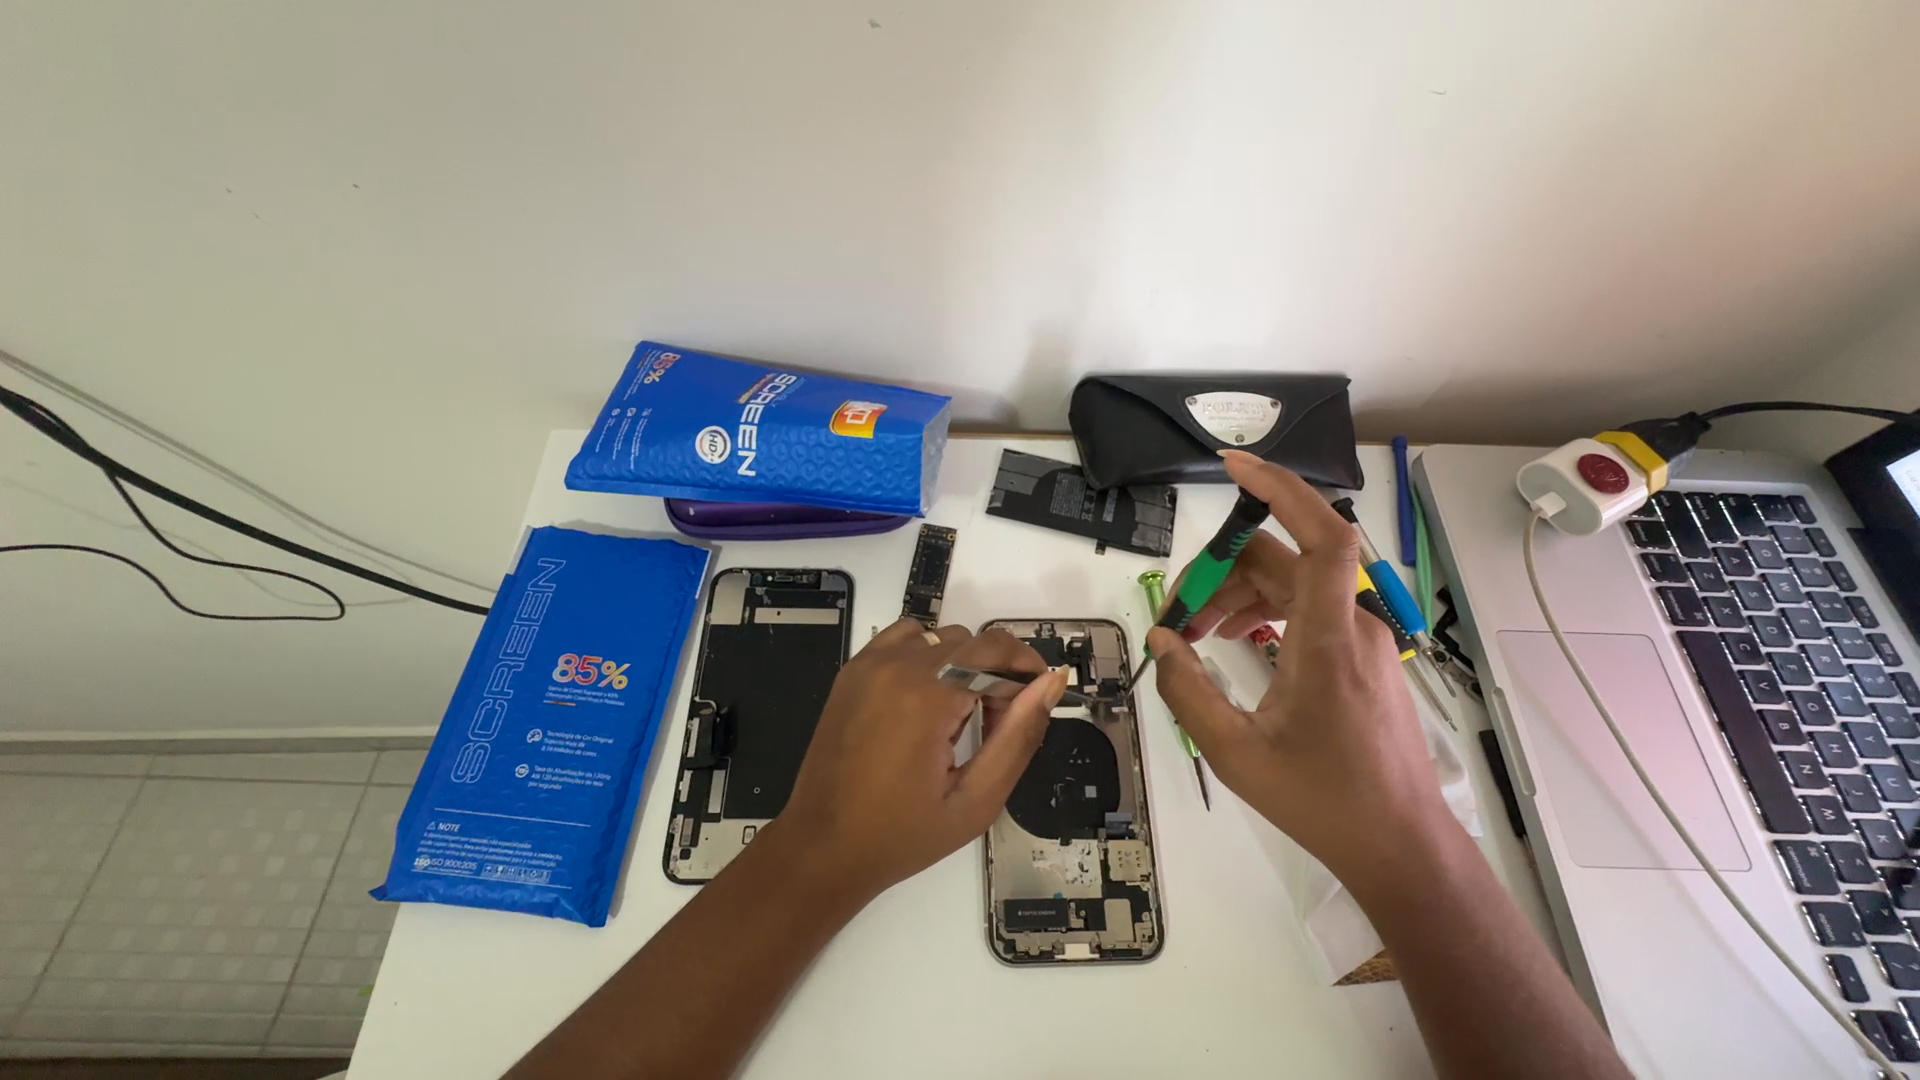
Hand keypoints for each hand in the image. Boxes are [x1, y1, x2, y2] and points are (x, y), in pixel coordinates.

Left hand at [772, 620, 1065, 898]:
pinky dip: (925, 657)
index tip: (1031, 705)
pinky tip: (923, 701)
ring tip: (956, 719)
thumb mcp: (977, 799)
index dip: (1025, 670)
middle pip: (970, 643)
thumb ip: (1019, 735)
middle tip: (991, 729)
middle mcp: (895, 666)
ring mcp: (868, 665)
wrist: (823, 847)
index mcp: (927, 695)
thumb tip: (1051, 683)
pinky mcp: (852, 672)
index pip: (996, 649)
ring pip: (939, 637)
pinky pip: (902, 639)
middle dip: (995, 676)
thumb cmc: (902, 835)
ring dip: (960, 665)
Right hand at [1148, 450, 1451, 882]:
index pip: (1322, 536)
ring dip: (1239, 597)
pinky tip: (1237, 640)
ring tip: (1195, 635)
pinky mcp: (1363, 656)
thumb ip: (1188, 690)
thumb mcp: (1234, 752)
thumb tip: (1161, 641)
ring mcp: (1364, 640)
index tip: (1233, 466)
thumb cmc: (1321, 799)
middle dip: (1220, 575)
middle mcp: (1354, 625)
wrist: (1401, 844)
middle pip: (1284, 562)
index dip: (1281, 490)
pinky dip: (1267, 612)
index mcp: (1329, 639)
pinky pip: (1310, 610)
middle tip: (1175, 617)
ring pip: (1294, 585)